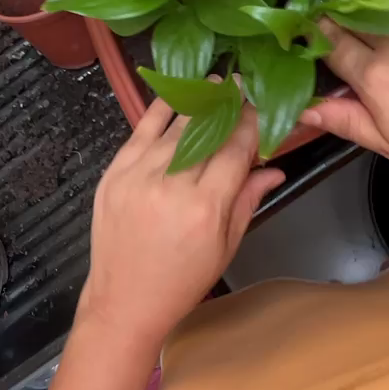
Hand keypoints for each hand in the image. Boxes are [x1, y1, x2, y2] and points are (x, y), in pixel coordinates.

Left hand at [76, 89, 284, 354]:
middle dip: (228, 108)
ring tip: (215, 87)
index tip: (262, 106)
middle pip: (206, 132)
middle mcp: (171, 186)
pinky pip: (140, 132)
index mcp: (205, 208)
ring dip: (197, 104)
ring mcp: (137, 177)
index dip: (251, 124)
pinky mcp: (113, 174)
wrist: (124, 302)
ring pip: (175, 127)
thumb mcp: (225, 247)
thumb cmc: (182, 281)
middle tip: (242, 87)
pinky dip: (160, 111)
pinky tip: (177, 96)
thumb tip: (275, 169)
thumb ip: (247, 201)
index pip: (235, 150)